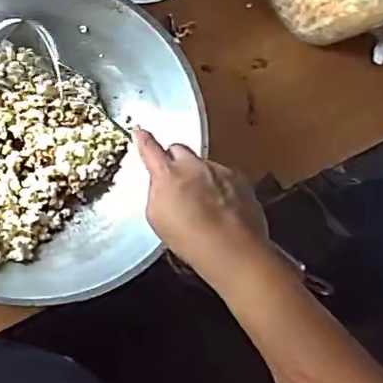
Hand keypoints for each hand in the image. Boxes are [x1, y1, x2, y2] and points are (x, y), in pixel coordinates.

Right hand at [135, 130, 276, 283]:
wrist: (232, 249)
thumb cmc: (188, 237)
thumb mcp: (156, 216)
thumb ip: (157, 192)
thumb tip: (162, 185)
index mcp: (167, 174)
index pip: (150, 149)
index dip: (143, 140)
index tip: (139, 133)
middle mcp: (194, 166)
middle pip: (179, 150)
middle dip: (175, 161)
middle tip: (175, 181)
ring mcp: (220, 171)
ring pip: (203, 164)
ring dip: (199, 176)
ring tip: (202, 203)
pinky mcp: (242, 181)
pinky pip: (224, 176)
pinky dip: (220, 187)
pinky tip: (221, 208)